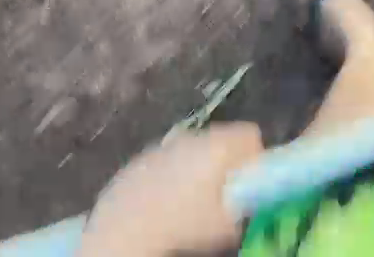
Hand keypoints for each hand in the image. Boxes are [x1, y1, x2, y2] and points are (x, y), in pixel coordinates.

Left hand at [76, 122, 263, 256]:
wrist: (120, 239)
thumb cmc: (183, 229)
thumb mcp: (227, 227)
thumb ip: (243, 208)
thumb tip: (244, 204)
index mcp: (219, 145)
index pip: (251, 134)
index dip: (253, 159)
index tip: (247, 185)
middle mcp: (192, 136)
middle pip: (219, 141)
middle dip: (221, 165)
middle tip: (216, 199)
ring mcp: (160, 147)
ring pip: (188, 153)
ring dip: (191, 172)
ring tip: (183, 206)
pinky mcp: (134, 163)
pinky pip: (160, 165)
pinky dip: (164, 181)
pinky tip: (157, 209)